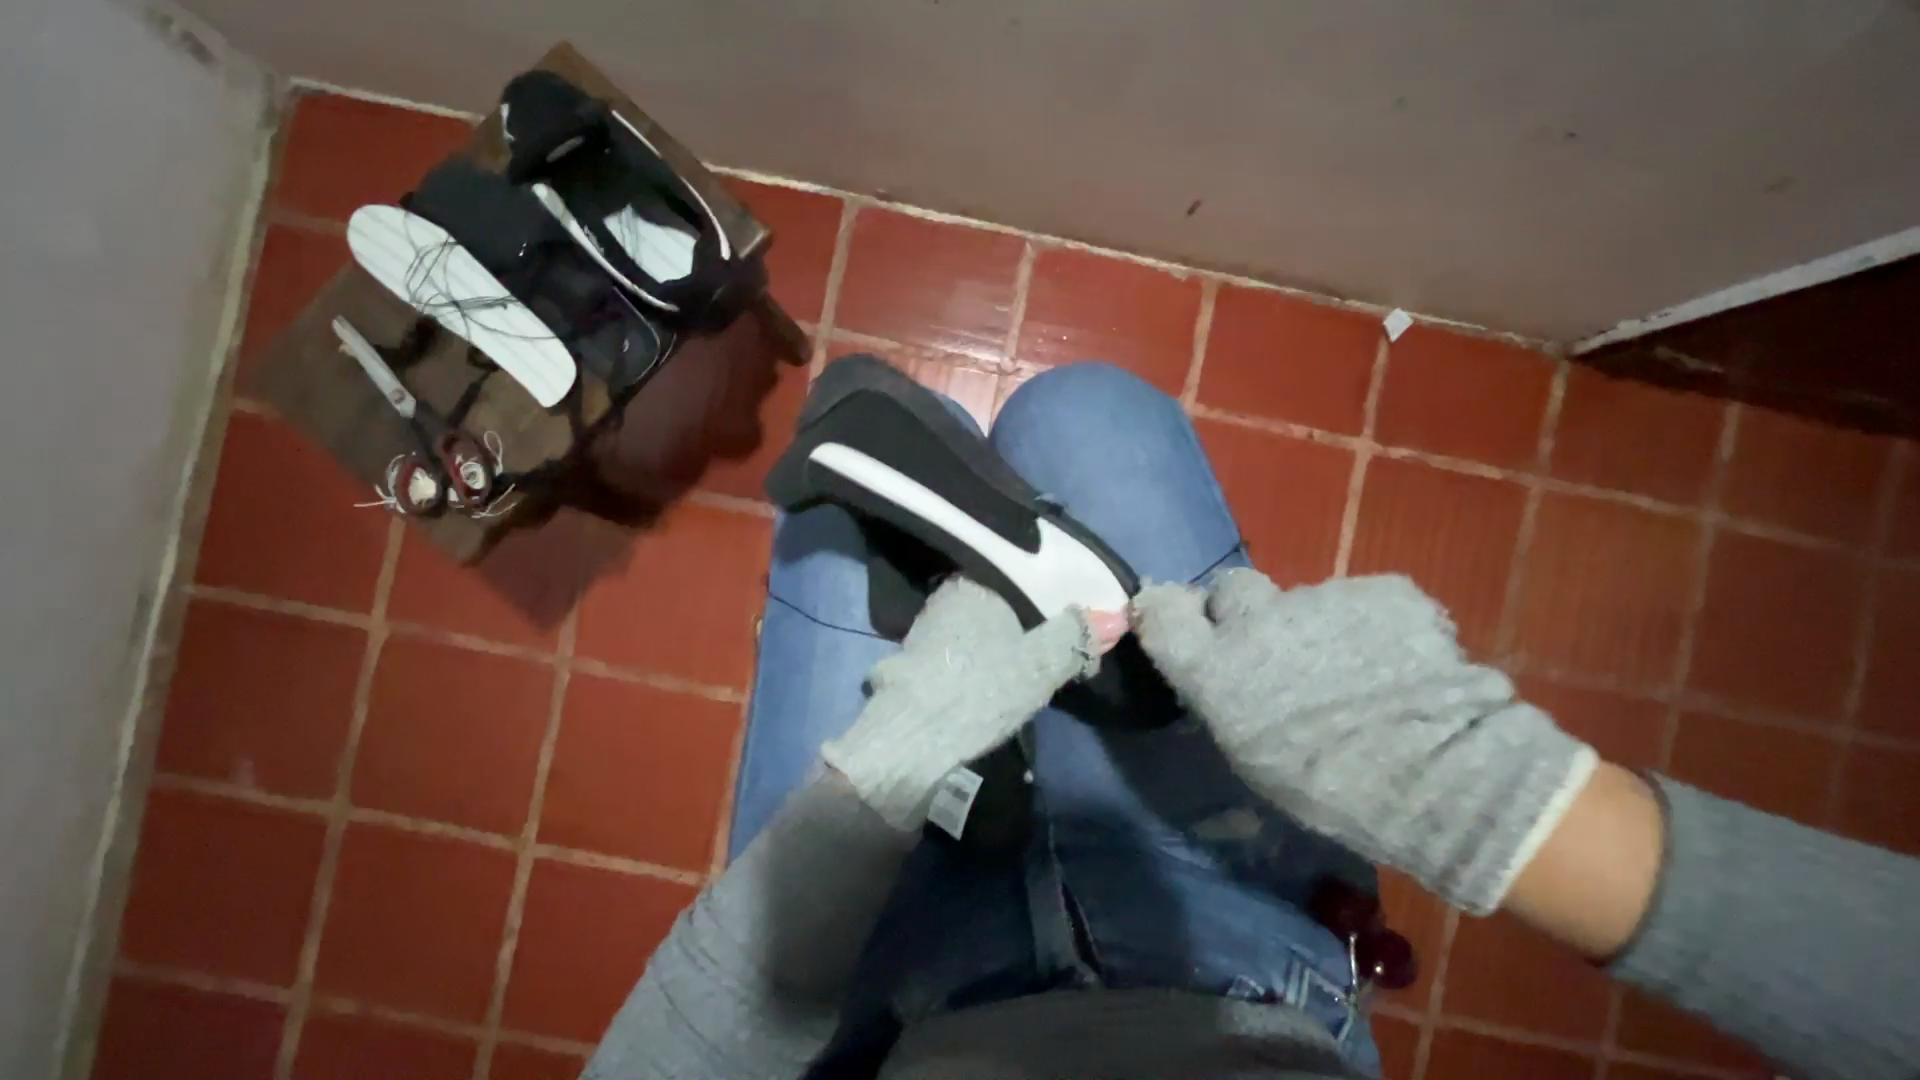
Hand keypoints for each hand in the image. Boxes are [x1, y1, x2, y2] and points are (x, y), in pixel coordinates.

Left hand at [823, 578, 1121, 830]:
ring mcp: (921, 631)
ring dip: (990, 645)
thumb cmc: (980, 690)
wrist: (911, 741)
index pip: (1016, 576)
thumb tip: (1116, 615)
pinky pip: (951, 655)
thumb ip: (1076, 637)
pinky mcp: (909, 665)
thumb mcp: (1039, 665)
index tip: (1061, 616)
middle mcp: (943, 597)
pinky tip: (982, 686)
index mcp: (973, 584)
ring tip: (1016, 668)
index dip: (1042, 596)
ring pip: (970, 630)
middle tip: (1044, 645)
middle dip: (1016, 622)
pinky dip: (969, 666)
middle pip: (992, 603)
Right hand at [1131, 568, 1596, 914]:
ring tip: (1357, 672)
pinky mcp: (1381, 590)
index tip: (1183, 624)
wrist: (1442, 778)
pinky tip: (1399, 663)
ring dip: (1316, 626)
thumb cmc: (1333, 789)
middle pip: (1232, 588)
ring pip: (1304, 600)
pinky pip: (1362, 601)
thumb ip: (1226, 695)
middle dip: (1245, 611)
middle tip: (1276, 650)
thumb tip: (1222, 671)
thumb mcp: (1252, 752)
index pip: (1161, 609)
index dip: (1167, 611)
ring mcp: (1320, 598)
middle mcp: (1257, 620)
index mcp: (1216, 668)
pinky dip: (1372, 625)